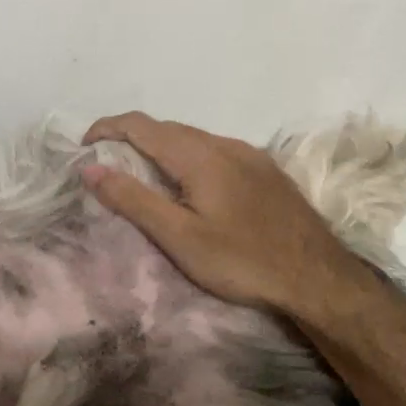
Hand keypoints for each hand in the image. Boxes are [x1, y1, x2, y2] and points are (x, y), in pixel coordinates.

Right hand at [79, 112, 366, 317]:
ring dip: (160, 148)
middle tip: (108, 167)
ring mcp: (250, 155)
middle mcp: (224, 144)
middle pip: (166, 128)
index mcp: (198, 156)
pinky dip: (188, 157)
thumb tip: (90, 167)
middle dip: (131, 138)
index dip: (107, 128)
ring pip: (193, 138)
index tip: (84, 147)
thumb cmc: (242, 261)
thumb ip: (132, 198)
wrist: (321, 281)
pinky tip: (191, 187)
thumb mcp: (178, 236)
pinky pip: (215, 150)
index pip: (141, 125)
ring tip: (144, 177)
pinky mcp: (266, 171)